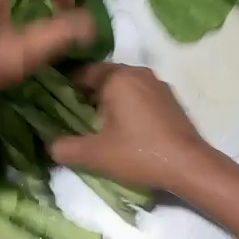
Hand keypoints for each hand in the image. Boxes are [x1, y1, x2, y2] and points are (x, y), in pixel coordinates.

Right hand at [48, 64, 215, 193]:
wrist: (189, 165)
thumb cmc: (139, 154)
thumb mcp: (95, 155)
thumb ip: (65, 147)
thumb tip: (50, 145)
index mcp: (117, 77)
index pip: (81, 72)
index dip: (64, 87)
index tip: (54, 104)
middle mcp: (138, 72)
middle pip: (103, 78)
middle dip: (87, 95)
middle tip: (73, 117)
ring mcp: (158, 84)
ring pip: (123, 86)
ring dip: (109, 101)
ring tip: (97, 125)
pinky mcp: (170, 99)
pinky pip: (140, 95)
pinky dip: (128, 106)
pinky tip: (125, 128)